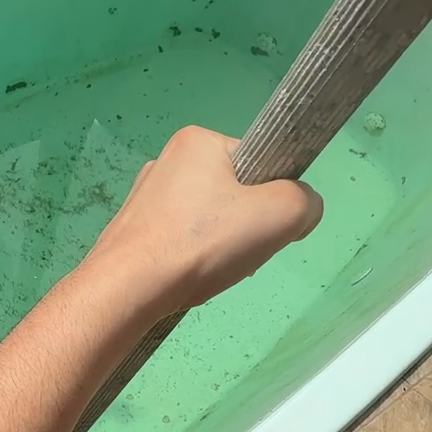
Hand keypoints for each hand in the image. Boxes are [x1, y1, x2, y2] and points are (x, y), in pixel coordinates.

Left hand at [79, 125, 323, 316]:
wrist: (125, 290)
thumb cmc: (200, 244)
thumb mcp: (279, 214)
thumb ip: (305, 202)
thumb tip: (301, 210)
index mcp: (196, 141)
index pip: (255, 161)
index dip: (270, 195)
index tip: (262, 224)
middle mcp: (164, 163)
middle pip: (230, 194)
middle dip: (242, 226)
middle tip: (237, 253)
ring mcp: (140, 201)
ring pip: (202, 222)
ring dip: (215, 248)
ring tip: (207, 270)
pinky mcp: (128, 234)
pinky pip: (175, 243)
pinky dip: (187, 261)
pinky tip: (184, 280)